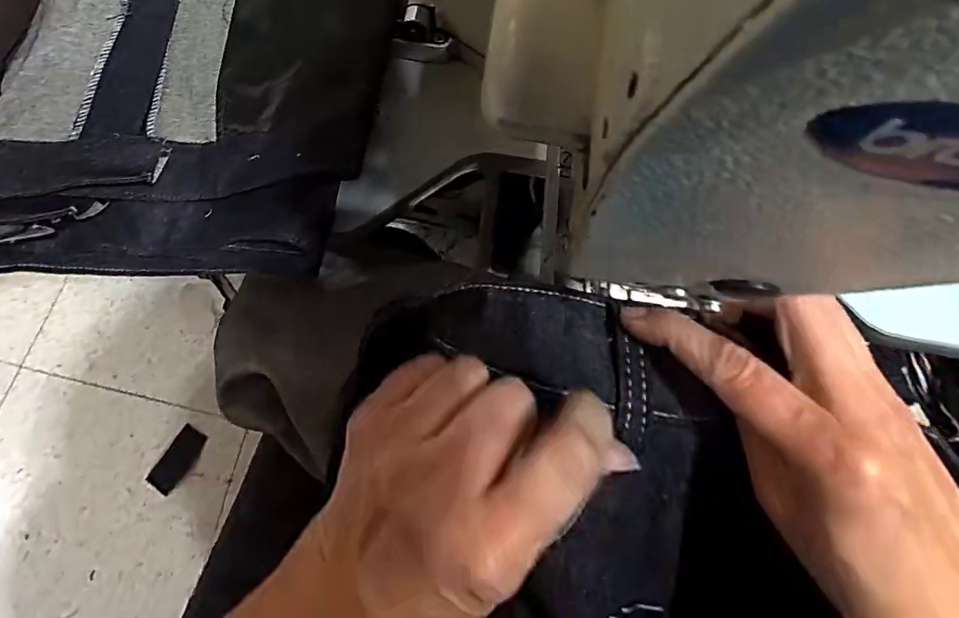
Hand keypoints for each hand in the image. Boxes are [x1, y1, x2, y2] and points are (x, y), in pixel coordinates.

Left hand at [234, 355, 638, 617]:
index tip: (586, 416)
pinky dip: (438, 380)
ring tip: (469, 425)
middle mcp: (444, 483)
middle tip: (509, 442)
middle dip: (521, 413)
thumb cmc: (437, 592)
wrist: (341, 599)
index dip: (589, 424)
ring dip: (479, 391)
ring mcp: (399, 444)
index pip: (566, 453)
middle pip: (514, 395)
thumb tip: (617, 449)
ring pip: (471, 368)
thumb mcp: (508, 564)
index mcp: (489, 541)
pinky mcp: (369, 417)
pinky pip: (426, 363)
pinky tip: (435, 413)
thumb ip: (561, 501)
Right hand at [622, 298, 958, 617]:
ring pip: (818, 302)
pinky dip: (792, 317)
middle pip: (796, 300)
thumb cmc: (868, 580)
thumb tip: (723, 378)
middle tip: (699, 301)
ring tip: (729, 315)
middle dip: (737, 285)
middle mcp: (864, 400)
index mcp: (829, 448)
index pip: (738, 366)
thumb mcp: (785, 510)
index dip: (680, 333)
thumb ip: (754, 432)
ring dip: (765, 295)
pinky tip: (772, 339)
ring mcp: (886, 388)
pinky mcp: (894, 388)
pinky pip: (834, 327)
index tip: (643, 315)